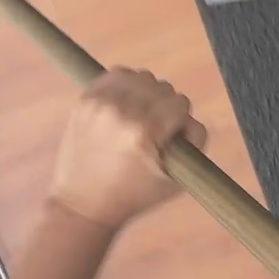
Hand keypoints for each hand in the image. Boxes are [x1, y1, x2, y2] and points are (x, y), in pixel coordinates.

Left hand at [47, 68, 207, 229]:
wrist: (83, 204)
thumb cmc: (135, 195)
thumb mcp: (177, 178)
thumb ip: (196, 140)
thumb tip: (188, 115)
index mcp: (145, 133)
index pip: (180, 103)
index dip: (181, 120)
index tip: (172, 137)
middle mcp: (121, 113)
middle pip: (162, 87)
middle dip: (165, 107)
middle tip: (155, 130)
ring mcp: (100, 104)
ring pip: (141, 76)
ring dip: (146, 94)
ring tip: (140, 117)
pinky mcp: (85, 100)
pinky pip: (116, 74)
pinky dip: (125, 86)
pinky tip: (125, 105)